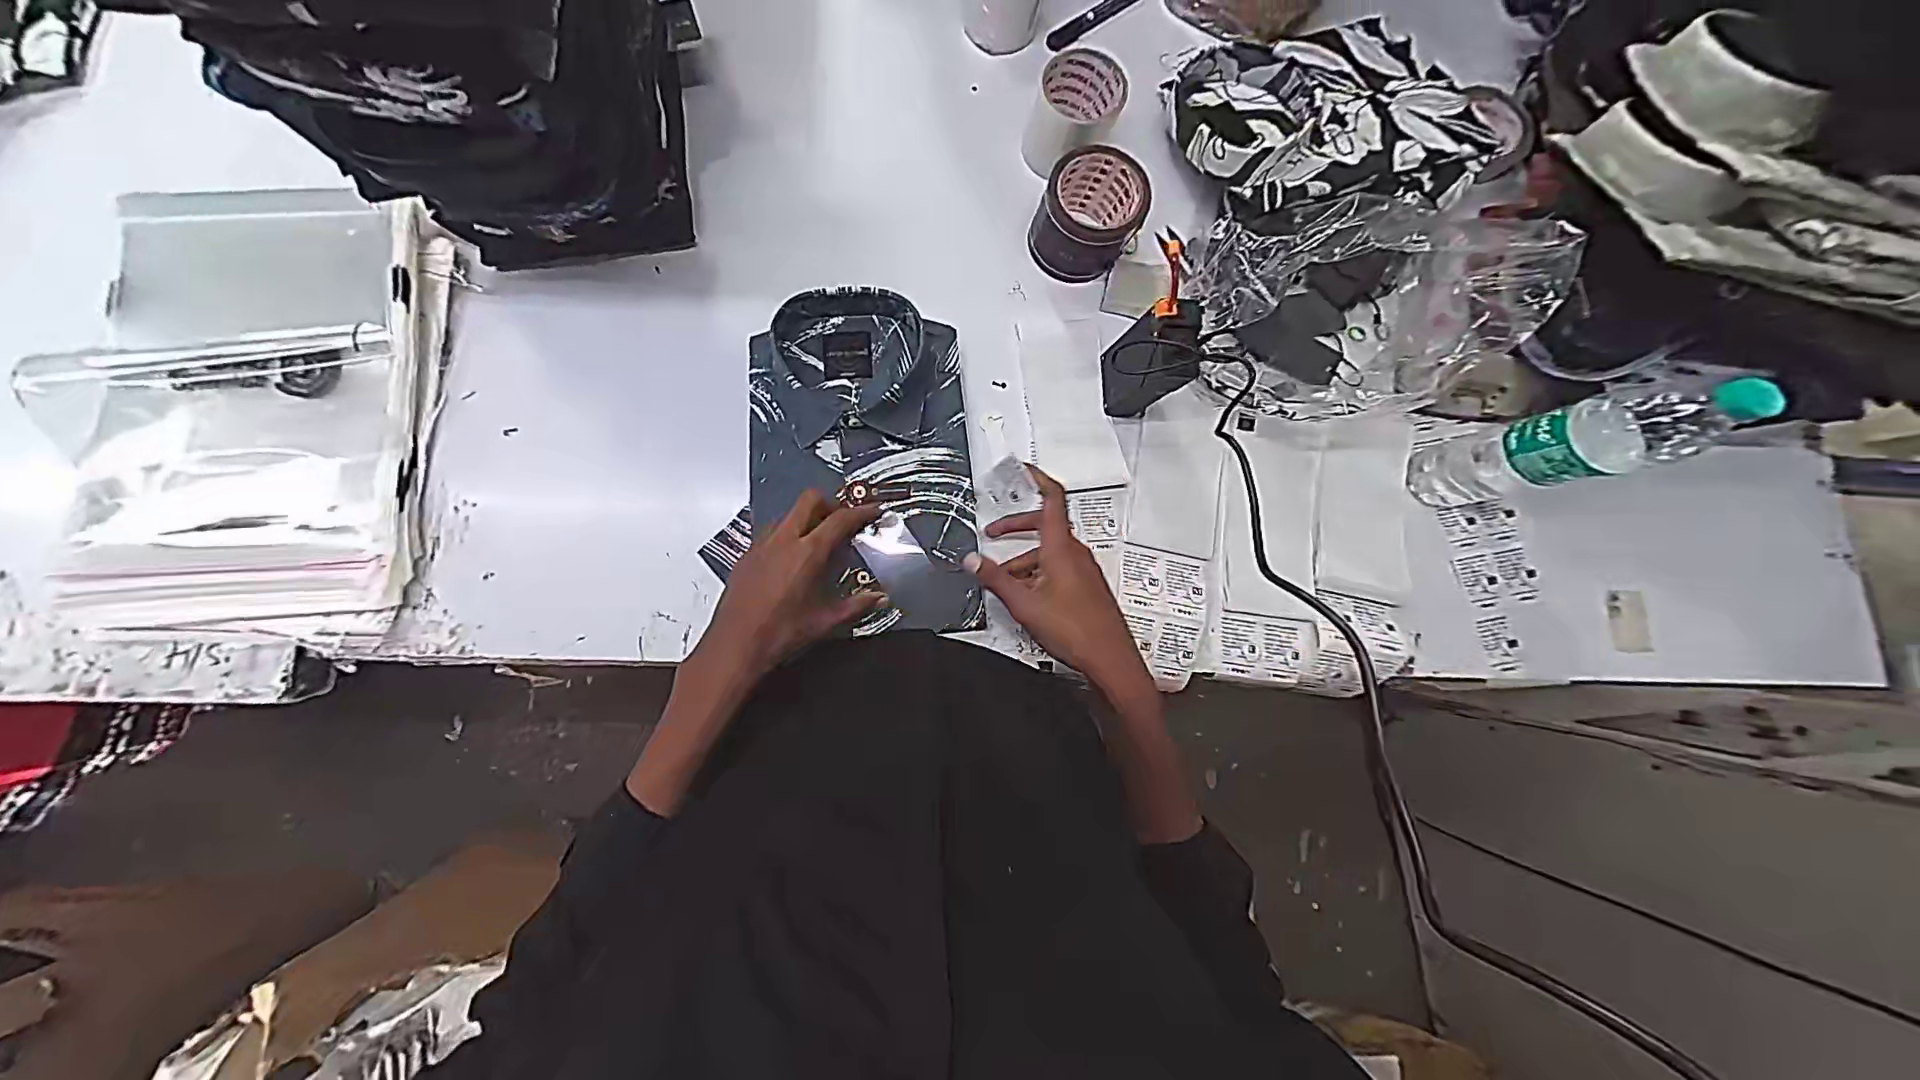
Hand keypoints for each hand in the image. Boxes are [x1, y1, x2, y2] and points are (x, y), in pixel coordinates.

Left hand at [693, 489, 886, 684]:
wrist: (735, 646)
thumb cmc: (779, 634)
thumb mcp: (825, 621)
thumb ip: (856, 606)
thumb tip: (877, 599)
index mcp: (808, 553)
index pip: (840, 519)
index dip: (860, 511)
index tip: (871, 511)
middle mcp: (783, 542)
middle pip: (809, 500)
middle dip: (830, 503)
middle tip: (842, 518)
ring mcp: (761, 546)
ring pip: (788, 514)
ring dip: (805, 518)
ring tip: (818, 539)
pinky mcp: (746, 556)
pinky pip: (770, 533)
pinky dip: (786, 535)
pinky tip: (791, 559)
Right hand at [964, 466, 1155, 705]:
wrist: (1109, 658)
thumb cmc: (1078, 631)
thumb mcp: (1023, 603)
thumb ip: (994, 579)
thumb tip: (973, 561)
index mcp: (1061, 548)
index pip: (1053, 498)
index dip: (1038, 478)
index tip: (1025, 468)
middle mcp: (1075, 553)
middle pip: (1045, 525)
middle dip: (1016, 527)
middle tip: (995, 532)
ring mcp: (1083, 569)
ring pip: (1049, 551)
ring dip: (1025, 558)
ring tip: (1004, 580)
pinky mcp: (1086, 584)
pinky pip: (1058, 567)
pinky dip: (1038, 572)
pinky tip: (1026, 595)